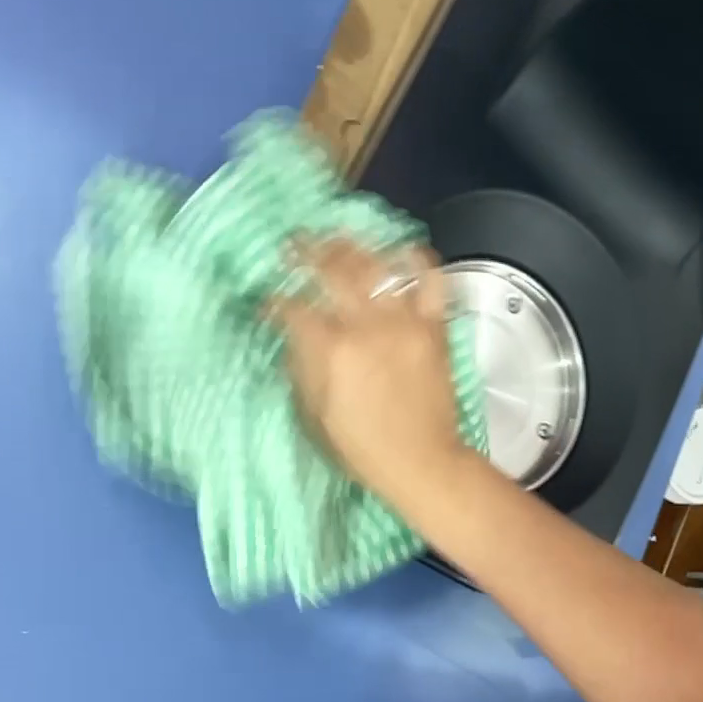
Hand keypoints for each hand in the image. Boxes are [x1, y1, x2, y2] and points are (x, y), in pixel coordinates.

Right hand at [274, 235, 471, 501]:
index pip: (294, 307)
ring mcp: (404, 321)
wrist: (422, 461)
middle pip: (332, 269)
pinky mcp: (434, 327)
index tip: (269, 301)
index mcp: (332, 349)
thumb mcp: (316, 412)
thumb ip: (303, 365)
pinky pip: (430, 281)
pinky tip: (400, 253)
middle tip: (293, 243)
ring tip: (338, 240)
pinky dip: (415, 262)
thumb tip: (294, 335)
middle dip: (306, 252)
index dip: (275, 300)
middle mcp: (367, 325)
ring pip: (376, 266)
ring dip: (352, 248)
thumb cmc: (364, 447)